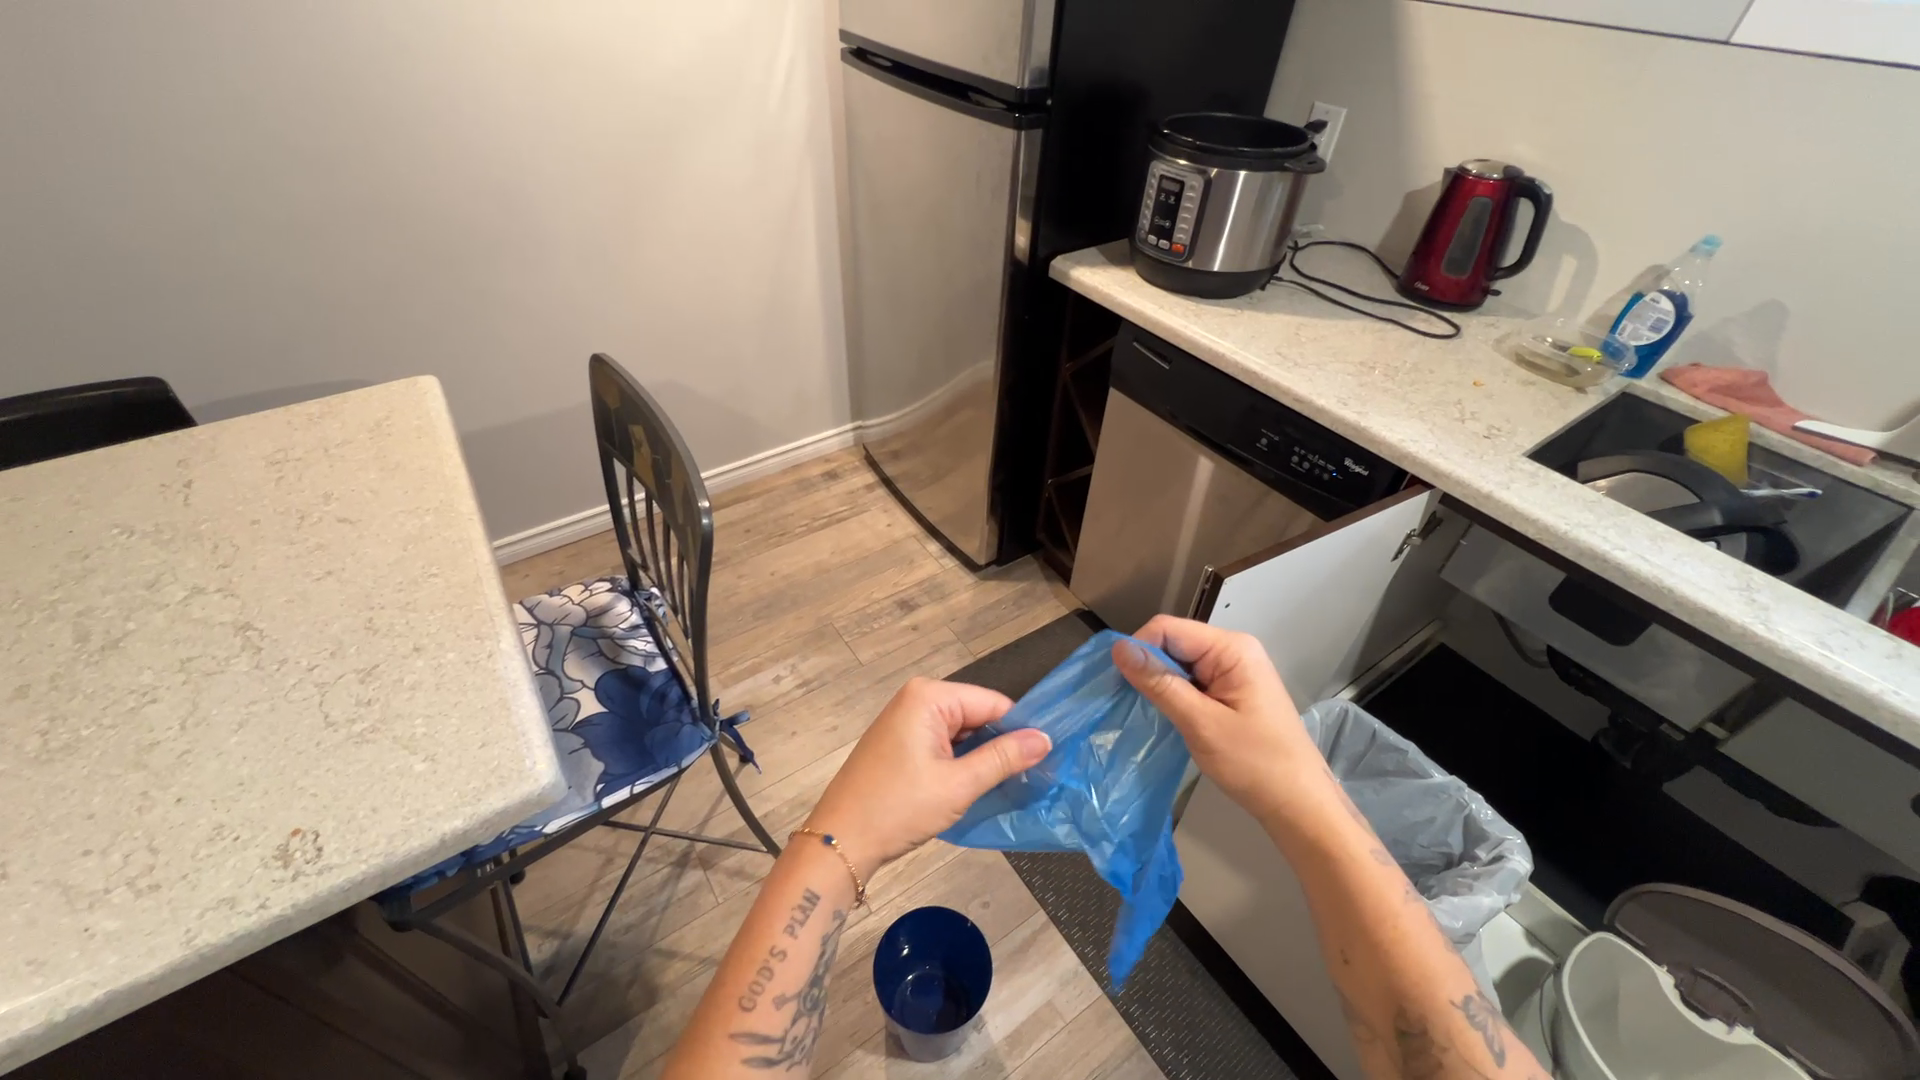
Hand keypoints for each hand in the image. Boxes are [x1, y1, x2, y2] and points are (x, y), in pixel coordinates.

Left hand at [803, 677, 1050, 875]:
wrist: (840, 841)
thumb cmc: (898, 808)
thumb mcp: (959, 785)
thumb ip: (1004, 758)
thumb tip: (1045, 739)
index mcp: (929, 696)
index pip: (993, 703)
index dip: (1020, 730)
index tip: (1047, 758)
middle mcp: (917, 698)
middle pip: (977, 714)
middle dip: (1001, 743)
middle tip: (1033, 776)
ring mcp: (905, 719)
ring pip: (961, 731)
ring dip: (982, 756)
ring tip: (1010, 783)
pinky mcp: (900, 742)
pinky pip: (943, 743)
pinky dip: (961, 762)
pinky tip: (977, 784)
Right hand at [1112, 616, 1321, 818]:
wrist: (1299, 804)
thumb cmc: (1255, 763)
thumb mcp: (1201, 723)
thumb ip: (1160, 683)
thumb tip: (1119, 649)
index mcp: (1231, 648)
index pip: (1167, 629)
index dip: (1139, 649)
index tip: (1122, 685)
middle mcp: (1233, 650)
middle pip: (1172, 642)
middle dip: (1148, 667)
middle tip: (1134, 703)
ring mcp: (1233, 671)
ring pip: (1179, 663)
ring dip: (1160, 684)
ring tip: (1150, 713)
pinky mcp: (1230, 690)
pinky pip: (1191, 680)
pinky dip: (1174, 695)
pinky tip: (1168, 717)